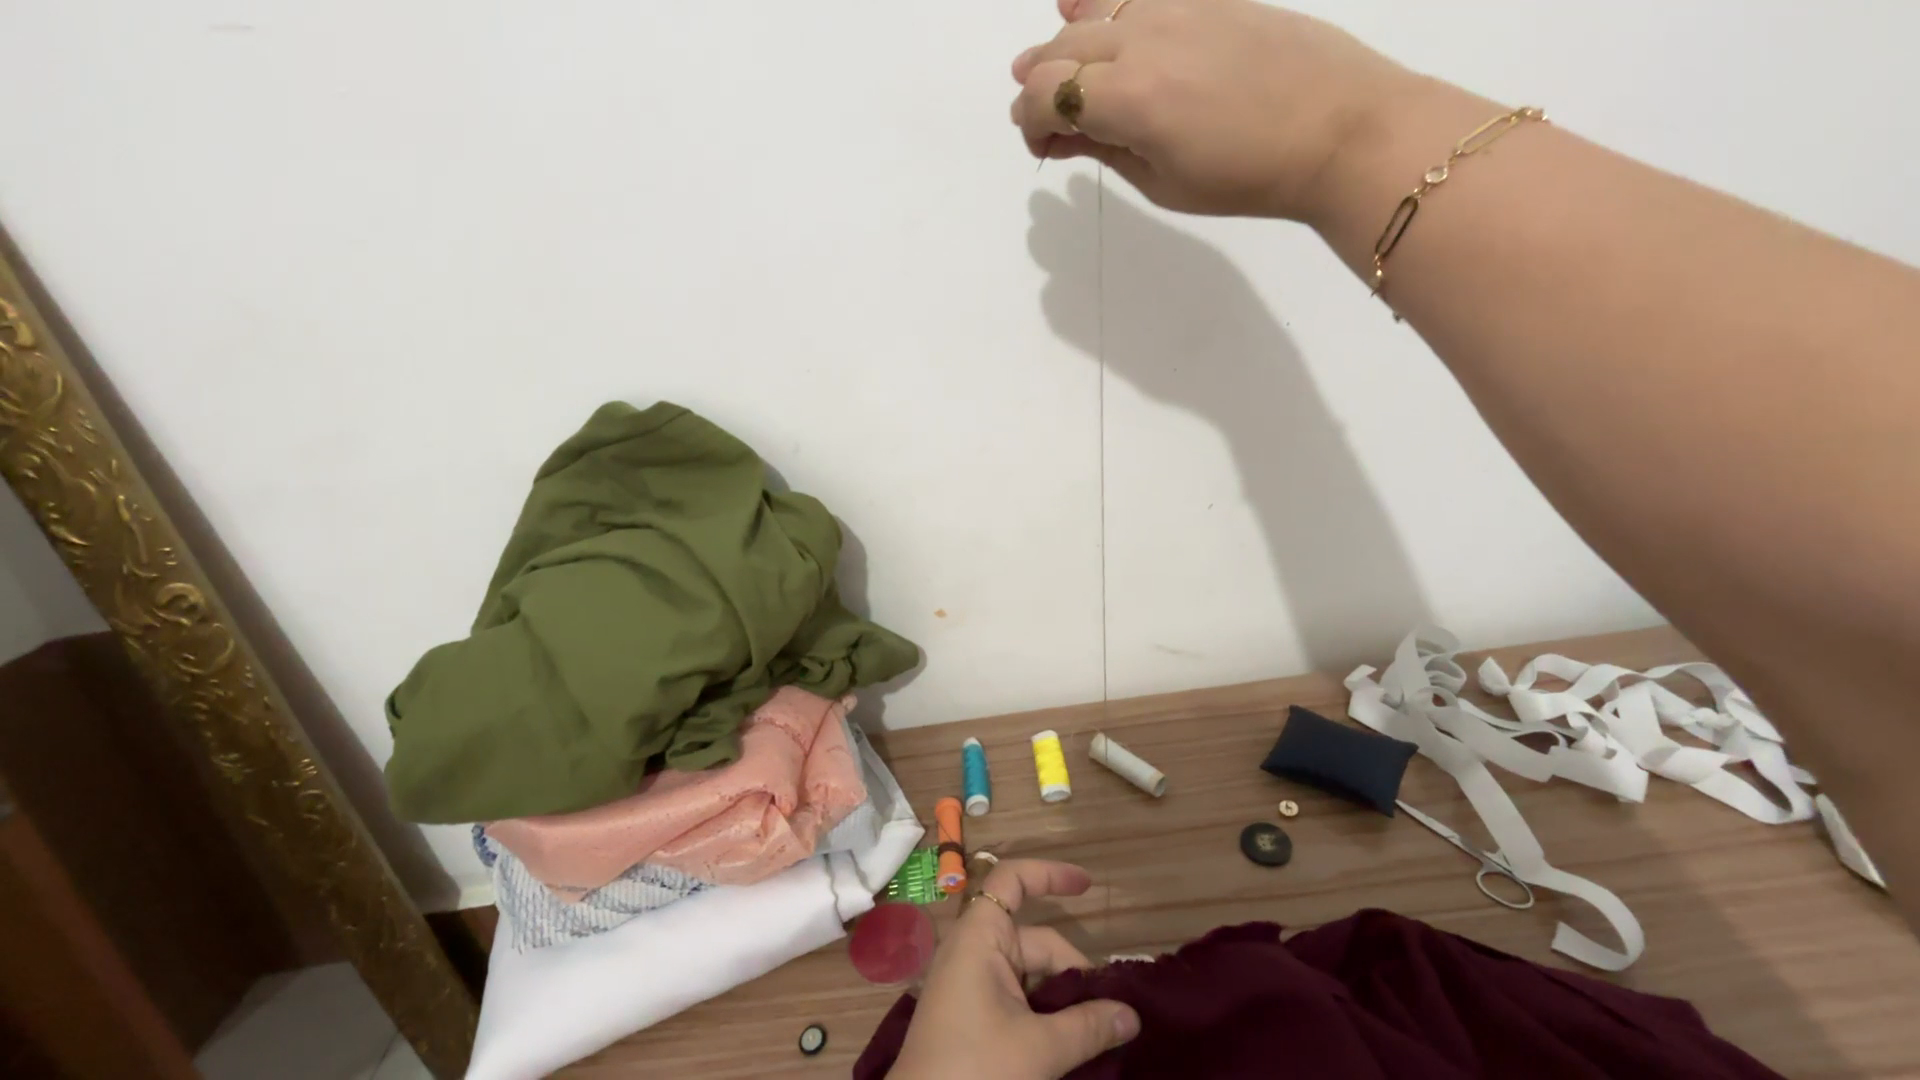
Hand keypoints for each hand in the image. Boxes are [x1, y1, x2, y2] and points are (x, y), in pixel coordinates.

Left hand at [888, 860, 1140, 1079]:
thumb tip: (1132, 1014)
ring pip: (1031, 974)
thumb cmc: (974, 1069)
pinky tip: (1074, 1042)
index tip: (1088, 887)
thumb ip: (1088, 1027)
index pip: (1011, 881)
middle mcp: (974, 952)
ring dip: (1063, 998)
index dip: (1049, 874)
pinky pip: (1018, 998)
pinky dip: (1046, 1013)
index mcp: (980, 938)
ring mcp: (971, 984)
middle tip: (1116, 1012)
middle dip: (1075, 970)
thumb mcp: (1039, 1049)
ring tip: (1102, 1031)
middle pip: (1036, 940)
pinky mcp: (972, 1015)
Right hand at [1011, 0, 1418, 222]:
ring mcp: (1174, 9)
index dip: (1029, 122)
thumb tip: (1064, 134)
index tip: (1038, 144)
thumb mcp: (1164, 183)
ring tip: (1050, 67)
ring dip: (1060, 44)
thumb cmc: (1247, 176)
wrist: (1338, 129)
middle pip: (1059, 52)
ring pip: (1091, 14)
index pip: (1047, 98)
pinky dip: (1096, 1)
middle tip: (1042, 119)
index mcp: (1129, 100)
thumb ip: (1105, 151)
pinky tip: (1077, 4)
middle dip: (1039, 87)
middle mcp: (1141, 41)